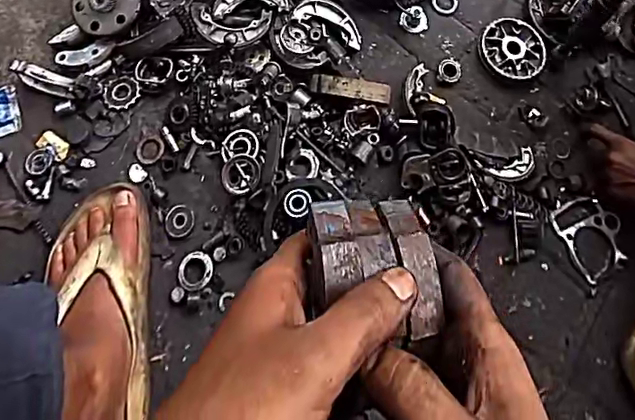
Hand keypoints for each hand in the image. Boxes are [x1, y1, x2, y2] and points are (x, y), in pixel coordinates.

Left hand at [156, 232, 417, 419]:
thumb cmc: (228, 416)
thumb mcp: (312, 356)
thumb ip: (360, 313)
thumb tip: (398, 281)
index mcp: (273, 286)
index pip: (322, 236)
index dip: (358, 233)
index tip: (394, 237)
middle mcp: (274, 317)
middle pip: (333, 287)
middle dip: (369, 292)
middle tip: (406, 299)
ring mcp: (276, 359)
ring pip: (332, 333)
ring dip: (362, 337)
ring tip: (395, 342)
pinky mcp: (280, 397)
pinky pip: (326, 372)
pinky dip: (349, 373)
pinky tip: (367, 388)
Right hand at [363, 250, 547, 419]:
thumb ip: (412, 382)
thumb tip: (368, 348)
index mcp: (493, 347)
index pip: (453, 273)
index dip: (417, 251)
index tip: (380, 241)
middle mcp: (479, 368)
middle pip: (425, 315)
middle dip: (388, 306)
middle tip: (349, 302)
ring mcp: (466, 400)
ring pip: (415, 358)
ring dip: (383, 351)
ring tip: (349, 346)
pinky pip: (412, 393)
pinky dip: (387, 385)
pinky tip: (363, 393)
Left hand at [585, 124, 634, 218]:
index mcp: (619, 143)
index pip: (595, 130)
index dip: (589, 130)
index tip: (586, 130)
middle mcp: (609, 157)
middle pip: (590, 150)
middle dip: (592, 152)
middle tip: (599, 157)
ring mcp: (608, 175)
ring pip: (592, 169)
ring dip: (597, 170)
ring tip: (607, 175)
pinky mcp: (610, 193)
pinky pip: (598, 187)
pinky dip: (601, 187)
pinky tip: (610, 188)